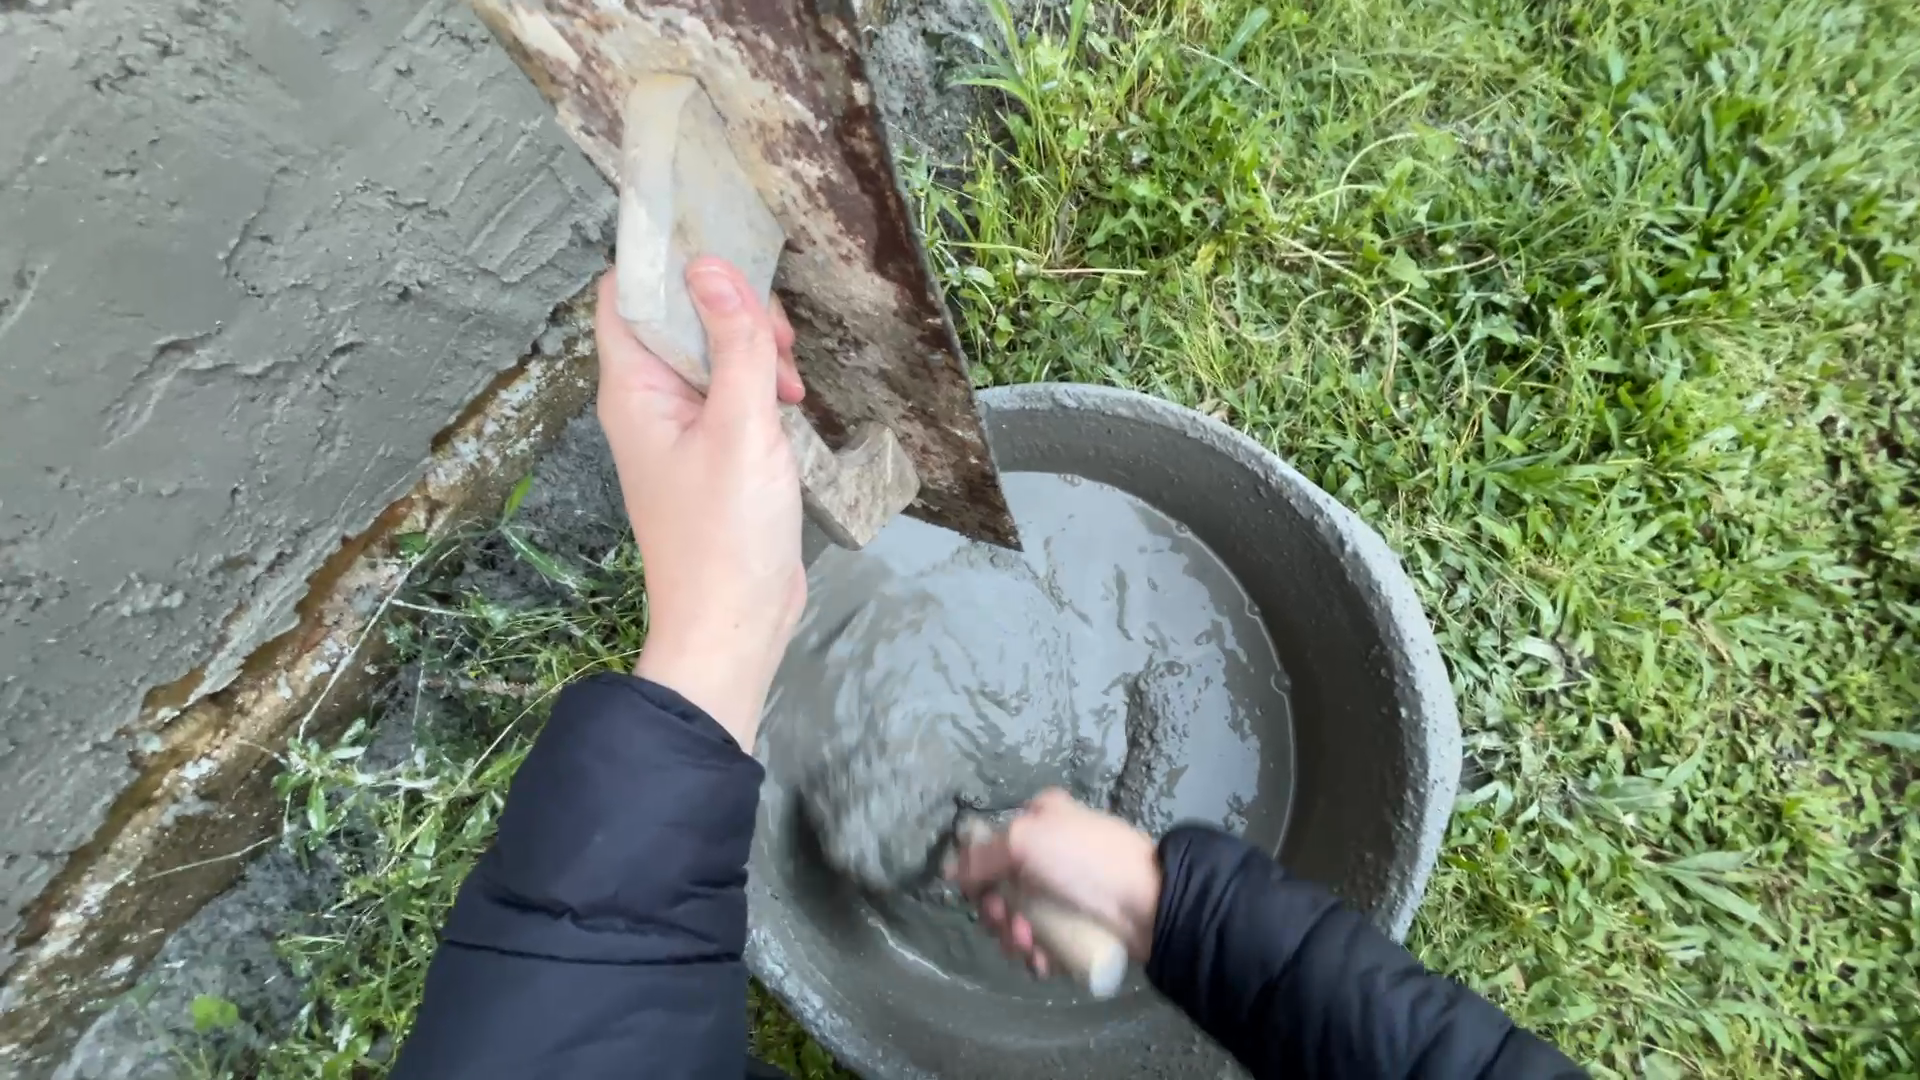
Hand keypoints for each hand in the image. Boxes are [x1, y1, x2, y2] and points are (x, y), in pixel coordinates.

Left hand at [593, 257, 807, 750]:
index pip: (628, 294)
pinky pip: (732, 396)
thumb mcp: (742, 429)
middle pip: (679, 320)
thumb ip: (732, 345)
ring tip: (794, 384)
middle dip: (732, 313)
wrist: (735, 622)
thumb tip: (710, 265)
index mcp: (634, 390)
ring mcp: (684, 431)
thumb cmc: (728, 533)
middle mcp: (651, 403)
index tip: (731, 261)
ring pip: (712, 357)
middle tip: (780, 343)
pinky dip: (763, 389)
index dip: (668, 264)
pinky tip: (794, 408)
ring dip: (755, 353)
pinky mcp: (716, 455)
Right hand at [947, 789, 1162, 974]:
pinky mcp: (1078, 924)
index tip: (975, 893)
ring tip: (1030, 946)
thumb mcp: (1025, 841)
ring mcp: (1065, 888)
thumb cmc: (1083, 859)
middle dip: (997, 911)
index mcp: (1040, 817)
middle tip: (1006, 925)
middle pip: (1002, 885)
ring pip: (1020, 917)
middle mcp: (1050, 849)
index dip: (978, 871)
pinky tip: (1043, 962)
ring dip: (1015, 936)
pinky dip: (1037, 953)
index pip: (993, 842)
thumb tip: (949, 870)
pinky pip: (1044, 940)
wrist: (1148, 901)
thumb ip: (982, 855)